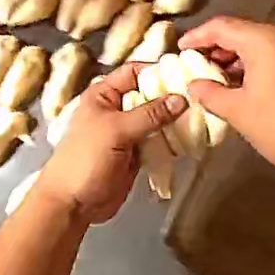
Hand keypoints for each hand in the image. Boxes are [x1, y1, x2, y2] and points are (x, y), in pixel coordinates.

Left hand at [32, 63, 187, 224]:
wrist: (73, 203)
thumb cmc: (86, 159)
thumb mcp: (116, 130)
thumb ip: (149, 114)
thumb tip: (181, 99)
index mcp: (104, 95)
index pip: (134, 72)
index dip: (157, 71)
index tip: (184, 75)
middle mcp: (117, 109)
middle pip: (150, 96)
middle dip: (172, 97)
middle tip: (200, 99)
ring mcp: (128, 132)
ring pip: (158, 120)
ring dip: (176, 121)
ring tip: (201, 118)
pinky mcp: (137, 154)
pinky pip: (159, 141)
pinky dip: (173, 141)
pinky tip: (191, 139)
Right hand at [178, 17, 274, 187]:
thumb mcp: (241, 113)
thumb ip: (212, 95)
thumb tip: (195, 85)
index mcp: (263, 41)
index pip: (221, 26)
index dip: (196, 37)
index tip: (179, 50)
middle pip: (241, 33)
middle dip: (215, 48)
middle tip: (196, 67)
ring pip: (260, 46)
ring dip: (236, 60)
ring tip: (217, 81)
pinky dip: (255, 67)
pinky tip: (247, 89)